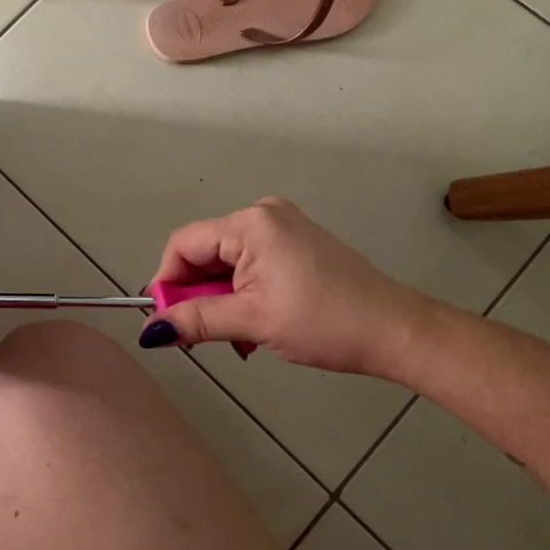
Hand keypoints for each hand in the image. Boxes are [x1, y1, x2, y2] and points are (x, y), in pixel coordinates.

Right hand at [142, 197, 431, 377]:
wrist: (398, 332)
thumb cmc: (324, 323)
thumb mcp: (253, 322)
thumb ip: (196, 321)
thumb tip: (150, 333)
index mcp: (249, 224)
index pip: (183, 244)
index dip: (168, 281)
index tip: (167, 320)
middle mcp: (261, 213)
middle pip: (205, 251)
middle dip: (199, 294)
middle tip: (203, 335)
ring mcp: (282, 226)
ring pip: (227, 261)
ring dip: (221, 298)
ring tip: (236, 336)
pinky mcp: (296, 242)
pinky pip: (250, 262)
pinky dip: (243, 291)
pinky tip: (255, 322)